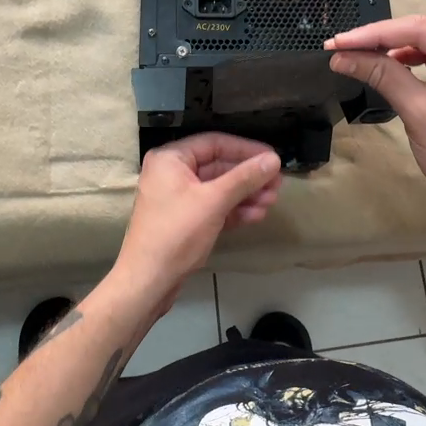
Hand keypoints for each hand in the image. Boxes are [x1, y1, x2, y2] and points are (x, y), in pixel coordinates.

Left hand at [112, 133, 282, 303]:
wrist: (148, 282)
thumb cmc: (177, 233)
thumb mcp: (214, 201)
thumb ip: (244, 178)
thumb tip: (274, 159)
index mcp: (170, 159)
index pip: (214, 143)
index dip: (246, 149)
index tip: (273, 158)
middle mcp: (172, 173)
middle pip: (218, 166)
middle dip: (248, 176)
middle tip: (277, 183)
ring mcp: (178, 198)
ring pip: (218, 188)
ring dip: (245, 194)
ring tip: (272, 200)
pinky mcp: (184, 220)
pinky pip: (213, 207)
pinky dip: (233, 210)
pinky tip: (257, 215)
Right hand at [328, 15, 425, 214]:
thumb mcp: (417, 111)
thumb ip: (380, 74)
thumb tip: (340, 56)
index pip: (421, 30)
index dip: (375, 33)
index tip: (338, 41)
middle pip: (425, 32)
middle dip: (381, 39)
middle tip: (341, 46)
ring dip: (392, 48)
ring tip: (357, 54)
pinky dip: (410, 58)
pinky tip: (386, 62)